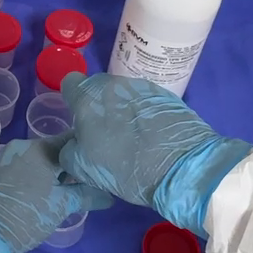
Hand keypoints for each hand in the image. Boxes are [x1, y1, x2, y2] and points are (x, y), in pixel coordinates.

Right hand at [58, 72, 252, 235]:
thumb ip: (68, 150)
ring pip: (124, 95)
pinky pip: (148, 103)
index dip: (72, 101)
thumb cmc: (125, 167)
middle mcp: (114, 83)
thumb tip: (73, 144)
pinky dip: (146, 116)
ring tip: (134, 139)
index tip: (80, 122)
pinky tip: (154, 138)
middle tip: (106, 135)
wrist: (184, 168)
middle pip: (99, 89)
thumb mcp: (83, 168)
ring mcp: (144, 87)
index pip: (70, 84)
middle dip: (99, 107)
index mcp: (88, 96)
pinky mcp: (169, 97)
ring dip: (123, 111)